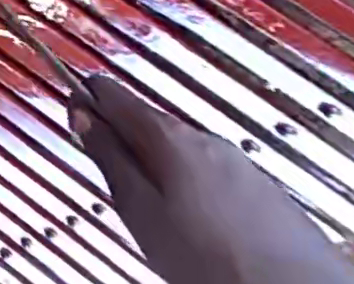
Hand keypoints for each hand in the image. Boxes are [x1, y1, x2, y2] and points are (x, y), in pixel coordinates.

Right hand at [72, 76, 353, 283]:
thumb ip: (106, 155)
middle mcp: (206, 139)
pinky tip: (210, 234)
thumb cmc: (211, 263)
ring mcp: (245, 167)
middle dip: (127, 144)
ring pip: (184, 153)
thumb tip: (81, 114)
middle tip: (122, 189)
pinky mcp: (275, 198)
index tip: (77, 126)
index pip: (108, 90)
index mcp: (166, 136)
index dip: (85, 102)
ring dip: (164, 171)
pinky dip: (202, 192)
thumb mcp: (139, 210)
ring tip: (168, 220)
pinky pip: (220, 178)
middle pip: (147, 123)